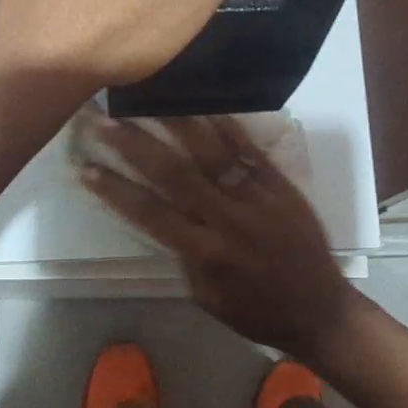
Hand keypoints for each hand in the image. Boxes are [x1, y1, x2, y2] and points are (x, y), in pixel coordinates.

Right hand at [76, 111, 356, 357]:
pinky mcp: (281, 184)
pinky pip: (250, 150)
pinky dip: (227, 125)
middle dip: (134, 146)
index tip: (86, 168)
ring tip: (149, 96)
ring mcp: (256, 197)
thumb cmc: (257, 312)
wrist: (321, 310)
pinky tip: (204, 103)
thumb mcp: (207, 297)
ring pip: (211, 153)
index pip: (150, 214)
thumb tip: (164, 218)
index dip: (115, 191)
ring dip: (176, 123)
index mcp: (204, 253)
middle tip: (103, 121)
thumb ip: (184, 256)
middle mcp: (227, 219)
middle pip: (173, 174)